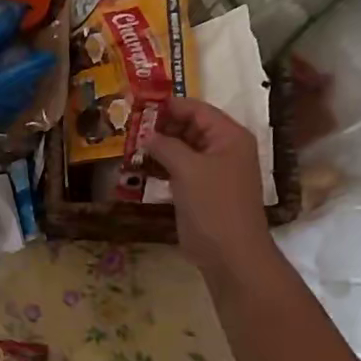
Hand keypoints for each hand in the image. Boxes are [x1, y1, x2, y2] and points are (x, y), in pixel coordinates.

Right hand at [144, 97, 272, 273]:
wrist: (231, 255)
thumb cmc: (213, 205)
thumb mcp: (188, 169)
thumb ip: (166, 146)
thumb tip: (147, 135)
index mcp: (229, 136)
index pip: (197, 109)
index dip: (169, 106)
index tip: (138, 106)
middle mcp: (224, 149)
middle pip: (190, 127)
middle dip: (162, 127)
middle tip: (129, 128)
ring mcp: (214, 172)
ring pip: (184, 150)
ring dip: (160, 148)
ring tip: (130, 146)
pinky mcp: (203, 192)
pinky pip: (182, 171)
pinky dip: (163, 168)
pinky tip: (140, 168)